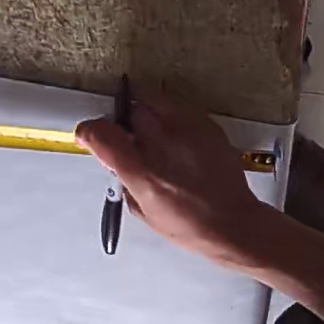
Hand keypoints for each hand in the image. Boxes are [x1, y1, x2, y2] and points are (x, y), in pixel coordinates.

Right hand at [76, 91, 281, 268]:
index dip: (90, 132)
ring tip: (152, 133)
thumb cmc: (192, 225)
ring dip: (146, 112)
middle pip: (129, 111)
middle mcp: (164, 146)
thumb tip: (114, 158)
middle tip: (130, 139)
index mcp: (143, 173)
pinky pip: (178, 105)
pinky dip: (170, 114)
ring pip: (153, 98)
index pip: (101, 133)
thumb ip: (124, 179)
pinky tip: (174, 135)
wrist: (233, 223)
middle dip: (124, 123)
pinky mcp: (207, 126)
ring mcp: (188, 132)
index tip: (91, 135)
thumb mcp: (145, 211)